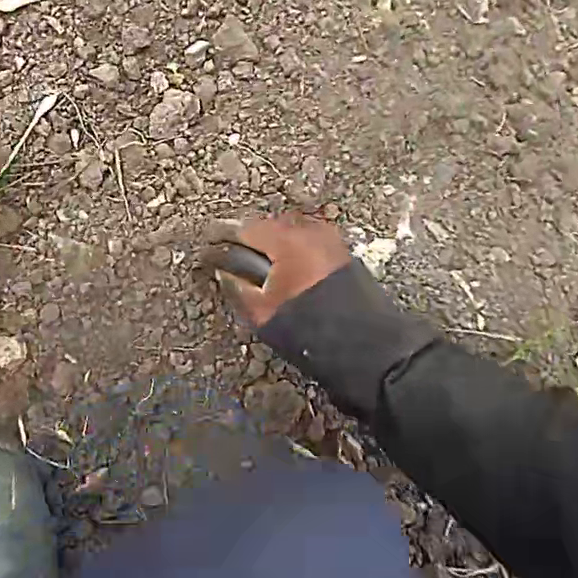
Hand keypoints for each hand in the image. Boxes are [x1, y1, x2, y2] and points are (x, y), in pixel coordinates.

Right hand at [202, 214, 351, 327]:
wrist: (371, 349)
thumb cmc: (312, 330)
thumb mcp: (262, 313)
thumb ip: (237, 287)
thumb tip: (223, 271)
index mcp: (288, 239)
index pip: (244, 228)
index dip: (220, 238)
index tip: (206, 247)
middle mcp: (310, 231)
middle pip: (267, 227)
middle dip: (245, 240)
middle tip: (226, 256)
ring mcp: (330, 241)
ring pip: (288, 235)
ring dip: (268, 247)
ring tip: (252, 266)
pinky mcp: (342, 255)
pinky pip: (305, 244)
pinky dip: (289, 253)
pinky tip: (281, 272)